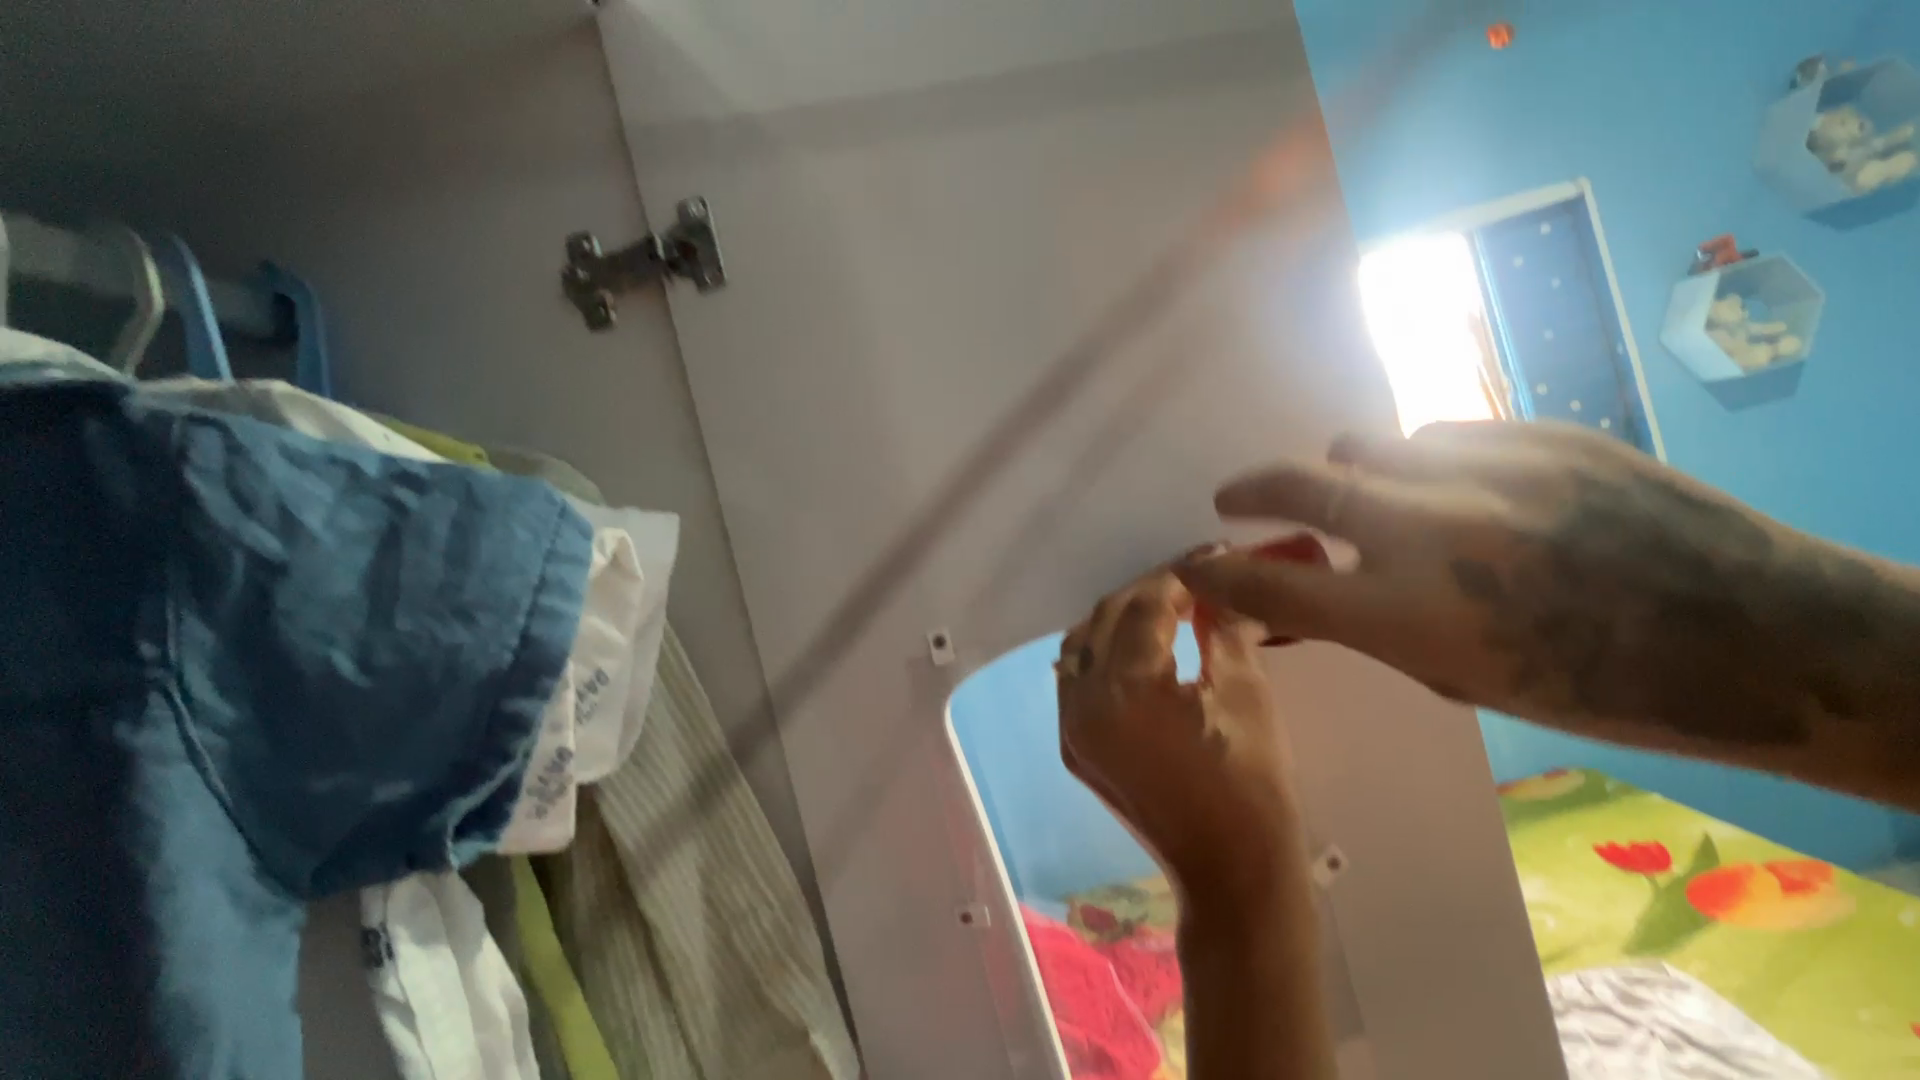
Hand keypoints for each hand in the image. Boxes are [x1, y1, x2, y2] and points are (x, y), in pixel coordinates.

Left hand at [1056, 572, 1302, 913]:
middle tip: (1193, 579)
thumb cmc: (1252, 783)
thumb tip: (1215, 587)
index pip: (1145, 606)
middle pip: (1105, 619)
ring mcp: (1070, 727)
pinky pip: (1074, 682)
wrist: (1230, 870)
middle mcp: (1082, 702)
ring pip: (1080, 647)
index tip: (1212, 558)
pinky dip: (1100, 654)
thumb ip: (1221, 629)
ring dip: (1117, 618)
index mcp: (1127, 689)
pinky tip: (1136, 647)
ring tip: (1165, 608)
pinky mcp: (1073, 747)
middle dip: (1147, 591)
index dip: (1180, 575)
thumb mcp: (1245, 693)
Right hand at [1173, 420, 1919, 789]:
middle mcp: (1433, 532)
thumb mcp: (1456, 674)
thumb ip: (1365, 623)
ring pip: (1373, 444)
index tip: (1192, 560)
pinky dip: (1429, 462)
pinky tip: (1463, 490)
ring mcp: (1489, 471)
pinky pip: (1445, 434)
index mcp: (1411, 615)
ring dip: (1353, 471)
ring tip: (1370, 494)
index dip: (1219, 570)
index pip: (1272, 582)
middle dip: (1251, 488)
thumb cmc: (1592, 688)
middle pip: (1303, 483)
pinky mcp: (1542, 434)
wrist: (1760, 639)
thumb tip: (1296, 594)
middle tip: (1230, 495)